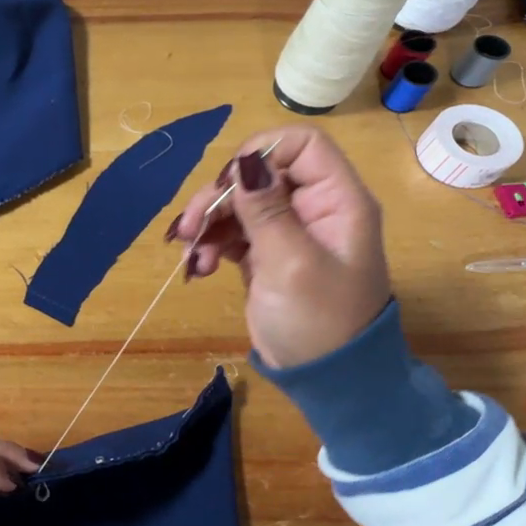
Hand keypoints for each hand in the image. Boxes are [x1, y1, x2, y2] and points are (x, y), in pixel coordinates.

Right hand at [167, 126, 391, 368]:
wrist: (328, 378)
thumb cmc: (319, 320)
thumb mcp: (291, 263)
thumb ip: (266, 210)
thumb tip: (245, 160)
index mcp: (336, 201)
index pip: (301, 146)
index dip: (260, 154)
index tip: (226, 184)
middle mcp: (313, 209)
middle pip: (258, 174)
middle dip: (219, 197)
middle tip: (190, 228)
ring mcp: (288, 233)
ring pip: (238, 204)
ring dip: (208, 224)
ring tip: (194, 256)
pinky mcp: (265, 256)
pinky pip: (231, 233)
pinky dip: (211, 245)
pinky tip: (202, 268)